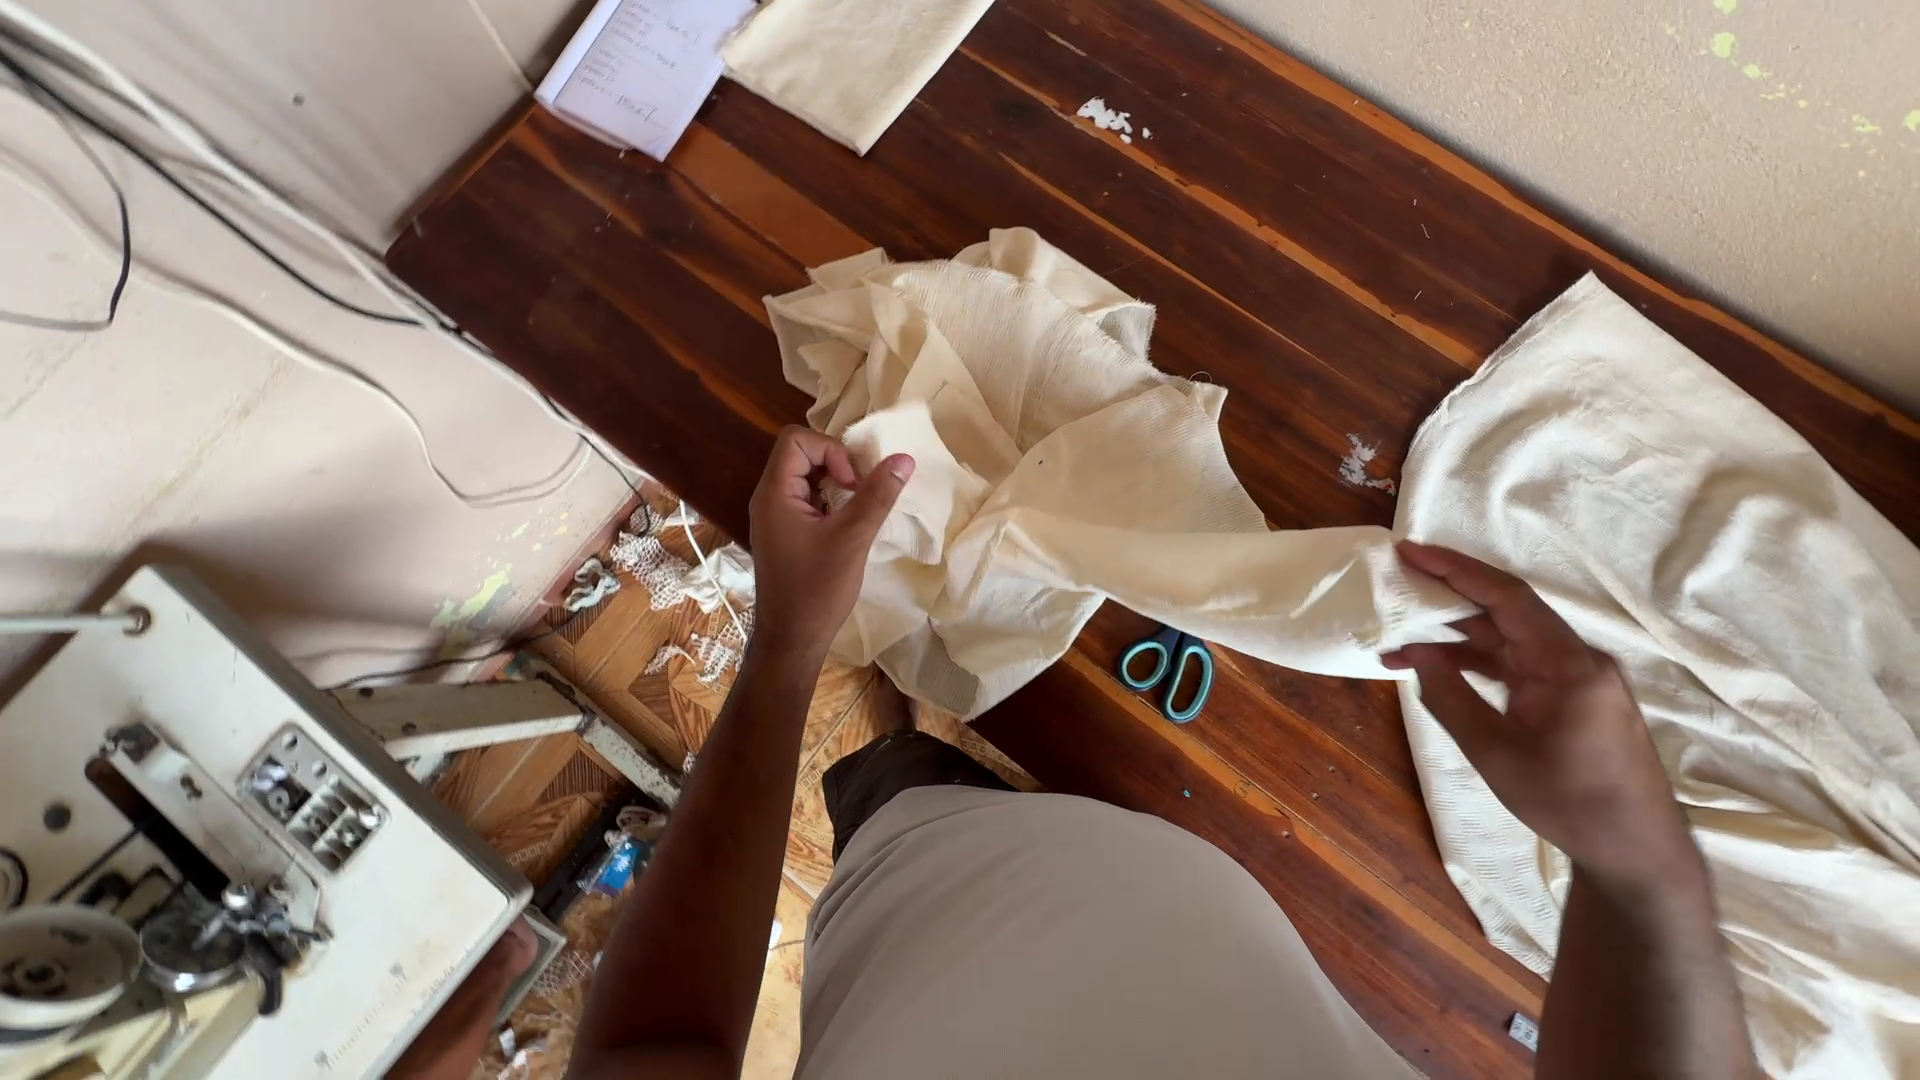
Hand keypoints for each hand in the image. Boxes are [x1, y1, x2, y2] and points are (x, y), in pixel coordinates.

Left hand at [747, 426, 912, 659]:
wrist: (792, 639)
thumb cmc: (817, 589)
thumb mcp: (852, 539)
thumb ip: (877, 496)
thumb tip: (904, 458)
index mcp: (775, 494)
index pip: (797, 440)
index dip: (830, 450)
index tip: (853, 483)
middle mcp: (768, 499)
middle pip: (800, 454)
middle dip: (836, 463)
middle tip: (861, 491)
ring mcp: (775, 517)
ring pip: (805, 477)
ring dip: (835, 483)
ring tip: (859, 507)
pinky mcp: (785, 533)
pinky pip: (806, 500)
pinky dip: (830, 501)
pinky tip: (848, 524)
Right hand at [1382, 541, 1691, 884]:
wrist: (1635, 850)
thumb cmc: (1566, 801)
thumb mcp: (1493, 750)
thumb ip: (1448, 695)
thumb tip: (1414, 652)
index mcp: (1568, 664)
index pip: (1506, 597)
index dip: (1455, 569)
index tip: (1409, 551)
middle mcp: (1577, 659)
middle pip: (1504, 611)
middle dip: (1446, 597)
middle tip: (1395, 585)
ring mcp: (1576, 676)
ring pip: (1506, 639)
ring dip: (1453, 638)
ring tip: (1398, 644)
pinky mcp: (1571, 695)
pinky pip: (1515, 663)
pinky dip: (1474, 662)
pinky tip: (1435, 669)